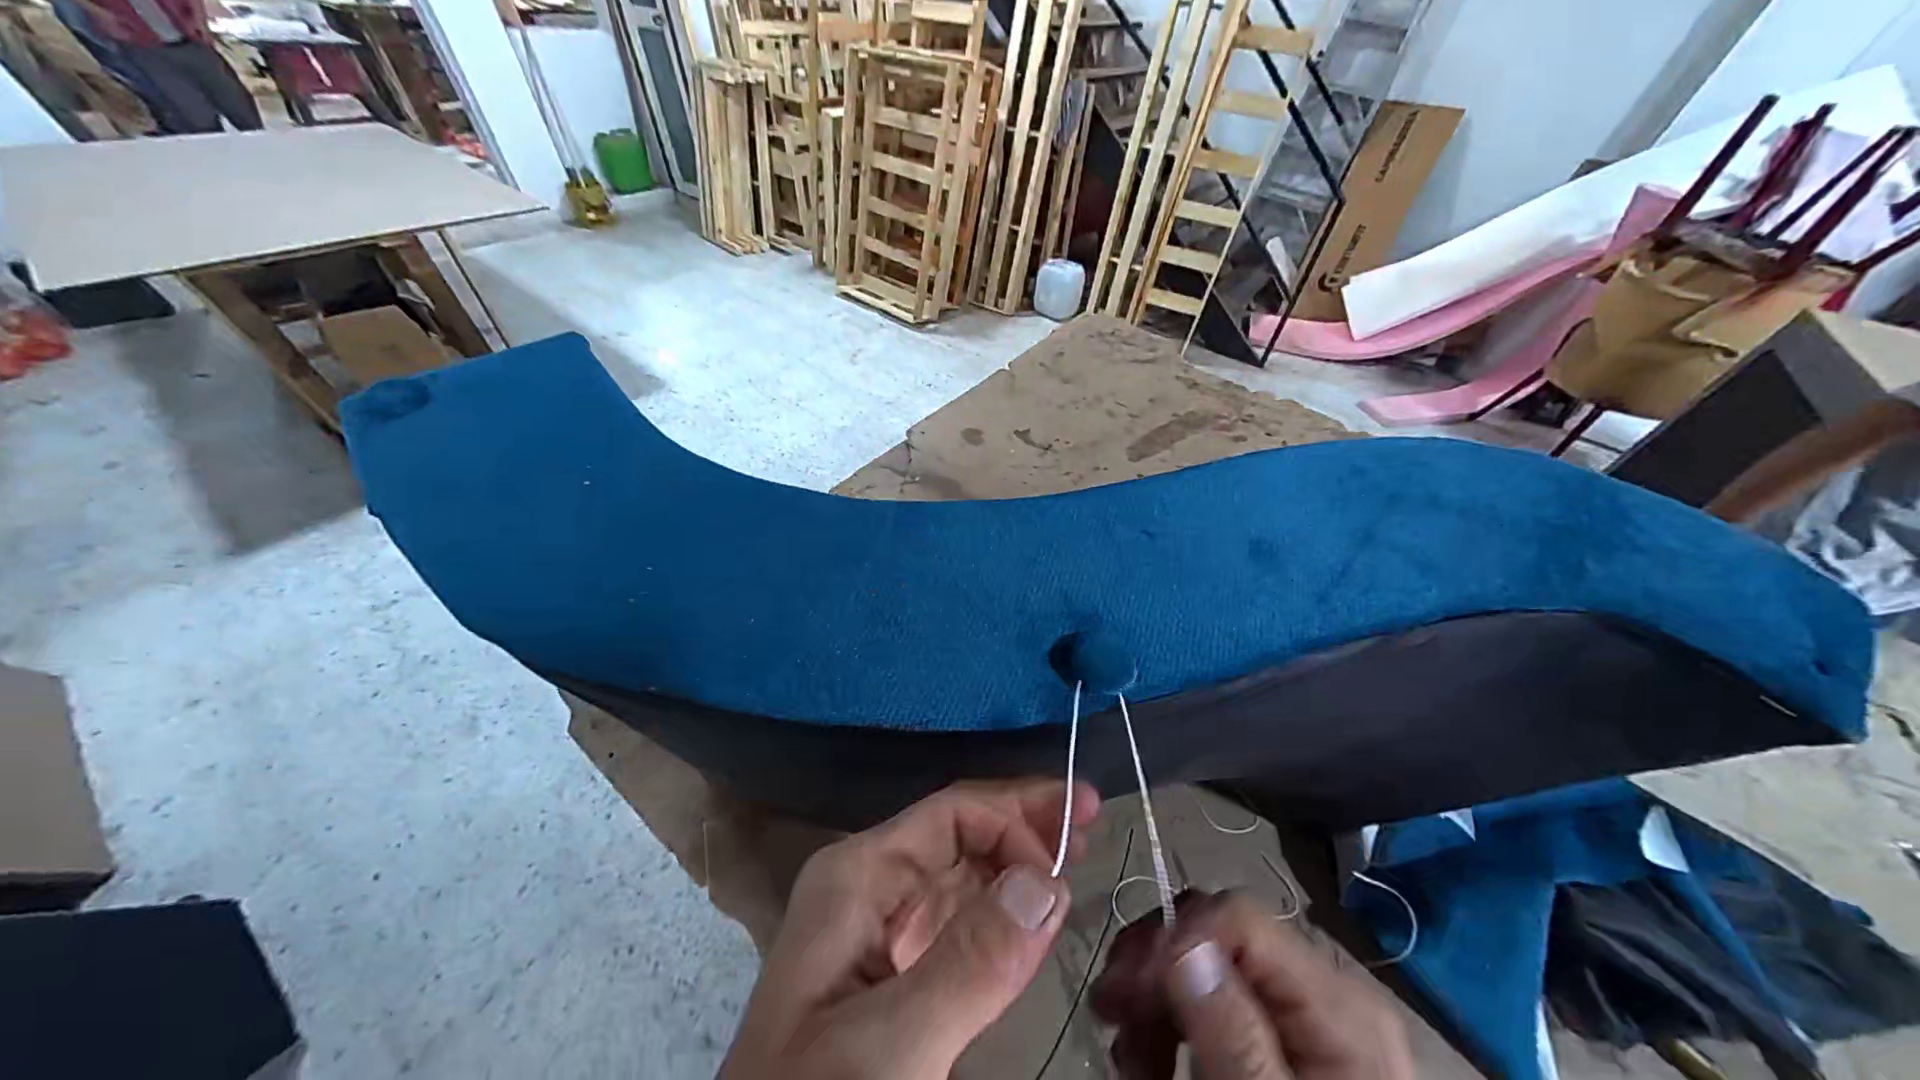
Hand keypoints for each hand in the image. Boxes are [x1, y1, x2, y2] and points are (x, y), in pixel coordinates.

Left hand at [719, 779, 1101, 1079]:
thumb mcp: (893, 1042)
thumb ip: (970, 963)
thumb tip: (1047, 880)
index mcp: (856, 876)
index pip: (948, 815)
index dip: (1013, 823)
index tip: (1068, 869)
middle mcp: (867, 887)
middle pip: (958, 832)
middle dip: (1023, 819)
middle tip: (1090, 810)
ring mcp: (878, 929)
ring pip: (961, 871)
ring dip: (1018, 856)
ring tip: (1076, 845)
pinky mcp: (892, 972)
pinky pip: (957, 920)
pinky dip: (1001, 906)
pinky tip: (1033, 906)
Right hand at [1091, 889, 1413, 1079]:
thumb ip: (1233, 1036)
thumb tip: (1179, 944)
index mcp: (1335, 1002)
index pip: (1239, 918)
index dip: (1172, 936)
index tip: (1121, 988)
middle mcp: (1321, 989)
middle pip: (1216, 935)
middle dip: (1153, 968)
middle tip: (1108, 1015)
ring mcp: (1304, 1014)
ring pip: (1206, 966)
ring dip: (1153, 1002)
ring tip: (1129, 1061)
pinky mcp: (1284, 1040)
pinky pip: (1216, 1003)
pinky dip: (1173, 1026)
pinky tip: (1151, 1064)